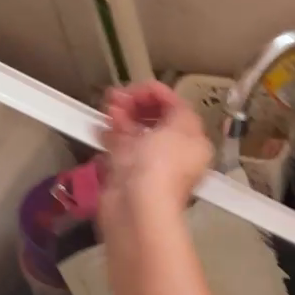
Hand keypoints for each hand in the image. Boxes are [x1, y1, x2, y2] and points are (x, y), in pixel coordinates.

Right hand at [98, 82, 212, 221]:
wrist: (136, 206)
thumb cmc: (162, 166)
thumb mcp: (180, 126)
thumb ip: (175, 106)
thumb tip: (164, 99)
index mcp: (192, 144)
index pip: (177, 110)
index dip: (156, 94)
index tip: (135, 88)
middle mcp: (172, 155)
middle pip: (154, 120)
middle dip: (135, 104)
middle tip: (117, 97)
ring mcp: (147, 166)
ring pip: (133, 132)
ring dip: (120, 116)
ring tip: (109, 108)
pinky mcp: (125, 175)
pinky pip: (118, 148)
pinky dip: (110, 135)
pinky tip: (102, 126)